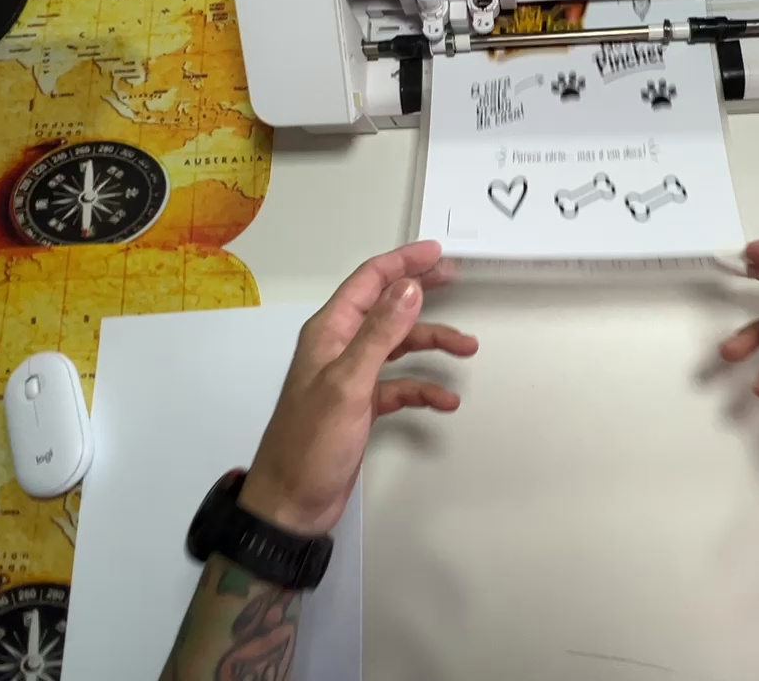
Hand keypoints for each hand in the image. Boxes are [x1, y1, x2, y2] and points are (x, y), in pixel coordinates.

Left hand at [239, 241, 477, 535]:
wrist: (291, 504)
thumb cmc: (311, 442)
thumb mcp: (349, 383)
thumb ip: (380, 333)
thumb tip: (410, 288)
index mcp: (330, 330)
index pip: (369, 281)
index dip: (403, 262)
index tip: (436, 253)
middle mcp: (342, 345)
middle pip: (387, 306)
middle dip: (421, 290)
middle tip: (454, 277)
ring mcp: (352, 375)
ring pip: (399, 346)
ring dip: (432, 343)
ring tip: (467, 347)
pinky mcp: (362, 404)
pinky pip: (400, 385)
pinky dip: (423, 388)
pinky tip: (444, 400)